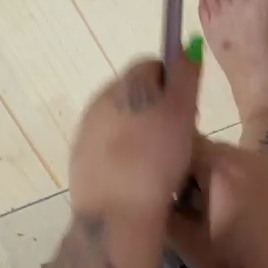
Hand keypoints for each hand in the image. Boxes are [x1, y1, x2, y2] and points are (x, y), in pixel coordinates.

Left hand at [65, 57, 200, 229]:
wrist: (118, 219)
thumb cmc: (156, 159)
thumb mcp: (182, 111)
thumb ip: (186, 76)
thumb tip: (186, 48)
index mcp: (124, 84)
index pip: (154, 65)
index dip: (175, 85)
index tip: (188, 112)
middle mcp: (100, 100)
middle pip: (138, 92)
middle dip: (159, 108)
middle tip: (178, 138)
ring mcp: (86, 132)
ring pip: (124, 121)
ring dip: (142, 132)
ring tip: (160, 162)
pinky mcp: (79, 161)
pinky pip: (110, 148)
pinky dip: (125, 155)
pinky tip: (139, 178)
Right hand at [165, 137, 267, 267]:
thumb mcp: (198, 253)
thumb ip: (169, 220)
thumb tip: (149, 199)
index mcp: (218, 169)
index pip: (179, 142)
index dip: (162, 159)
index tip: (154, 185)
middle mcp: (241, 155)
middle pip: (200, 148)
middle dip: (185, 171)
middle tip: (178, 207)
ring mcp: (262, 161)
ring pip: (221, 158)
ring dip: (207, 177)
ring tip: (206, 214)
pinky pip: (242, 167)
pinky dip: (230, 182)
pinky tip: (234, 214)